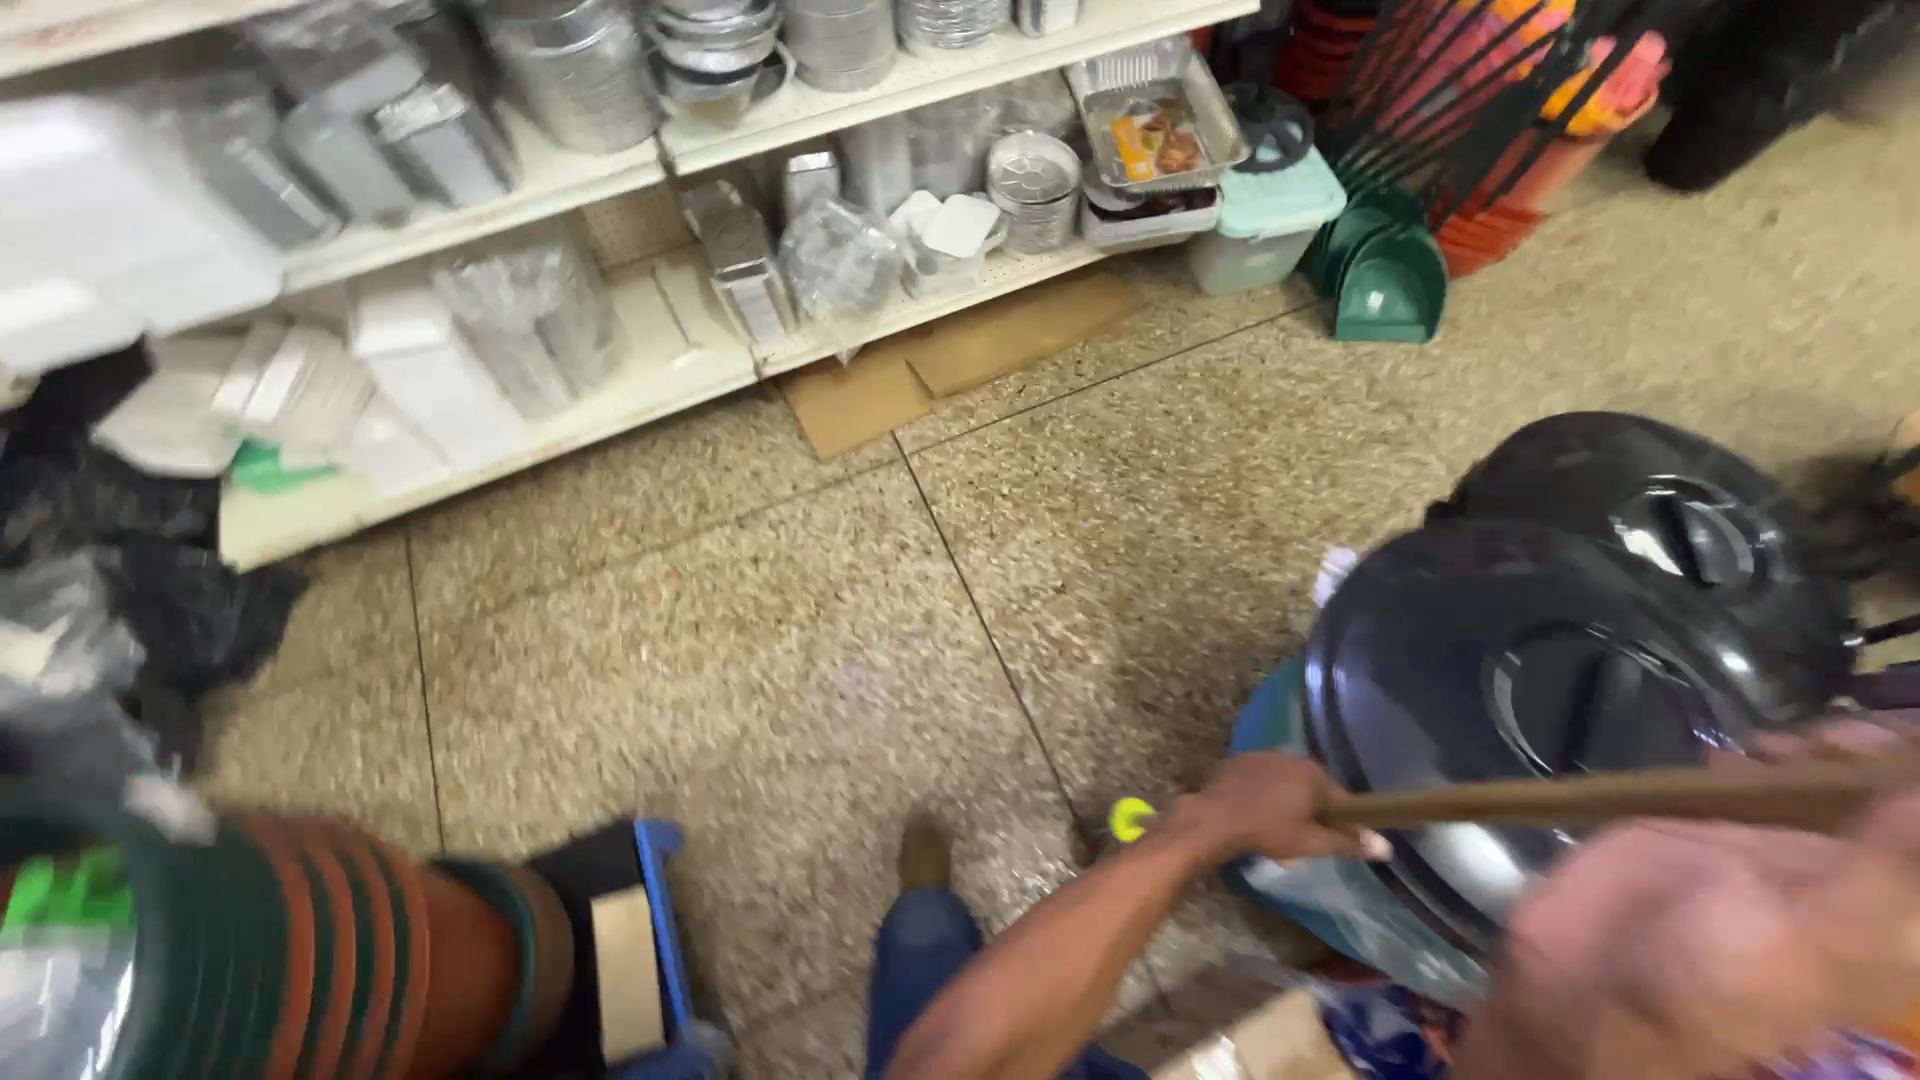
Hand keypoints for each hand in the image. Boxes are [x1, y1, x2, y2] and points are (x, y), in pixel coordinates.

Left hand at [1165, 750, 1392, 865]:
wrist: (1216, 818)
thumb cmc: (1269, 830)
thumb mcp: (1313, 843)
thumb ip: (1349, 843)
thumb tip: (1387, 847)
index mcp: (1314, 774)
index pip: (1341, 799)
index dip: (1341, 821)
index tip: (1334, 839)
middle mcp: (1291, 757)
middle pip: (1312, 789)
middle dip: (1310, 813)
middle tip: (1301, 840)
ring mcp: (1263, 755)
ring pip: (1286, 783)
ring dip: (1286, 803)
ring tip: (1276, 831)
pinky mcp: (1239, 760)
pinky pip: (1261, 778)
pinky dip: (1263, 793)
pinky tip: (1254, 812)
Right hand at [1455, 718, 1919, 1079]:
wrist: (1587, 978)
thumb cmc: (1715, 977)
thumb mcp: (1813, 933)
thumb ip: (1879, 868)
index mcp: (1894, 913)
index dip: (1917, 782)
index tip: (1899, 740)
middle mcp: (1842, 876)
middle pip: (1881, 800)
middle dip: (1870, 758)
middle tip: (1831, 738)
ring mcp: (1766, 849)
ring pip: (1818, 783)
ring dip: (1812, 753)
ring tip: (1774, 745)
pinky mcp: (1698, 828)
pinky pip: (1739, 781)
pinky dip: (1741, 758)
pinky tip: (1722, 755)